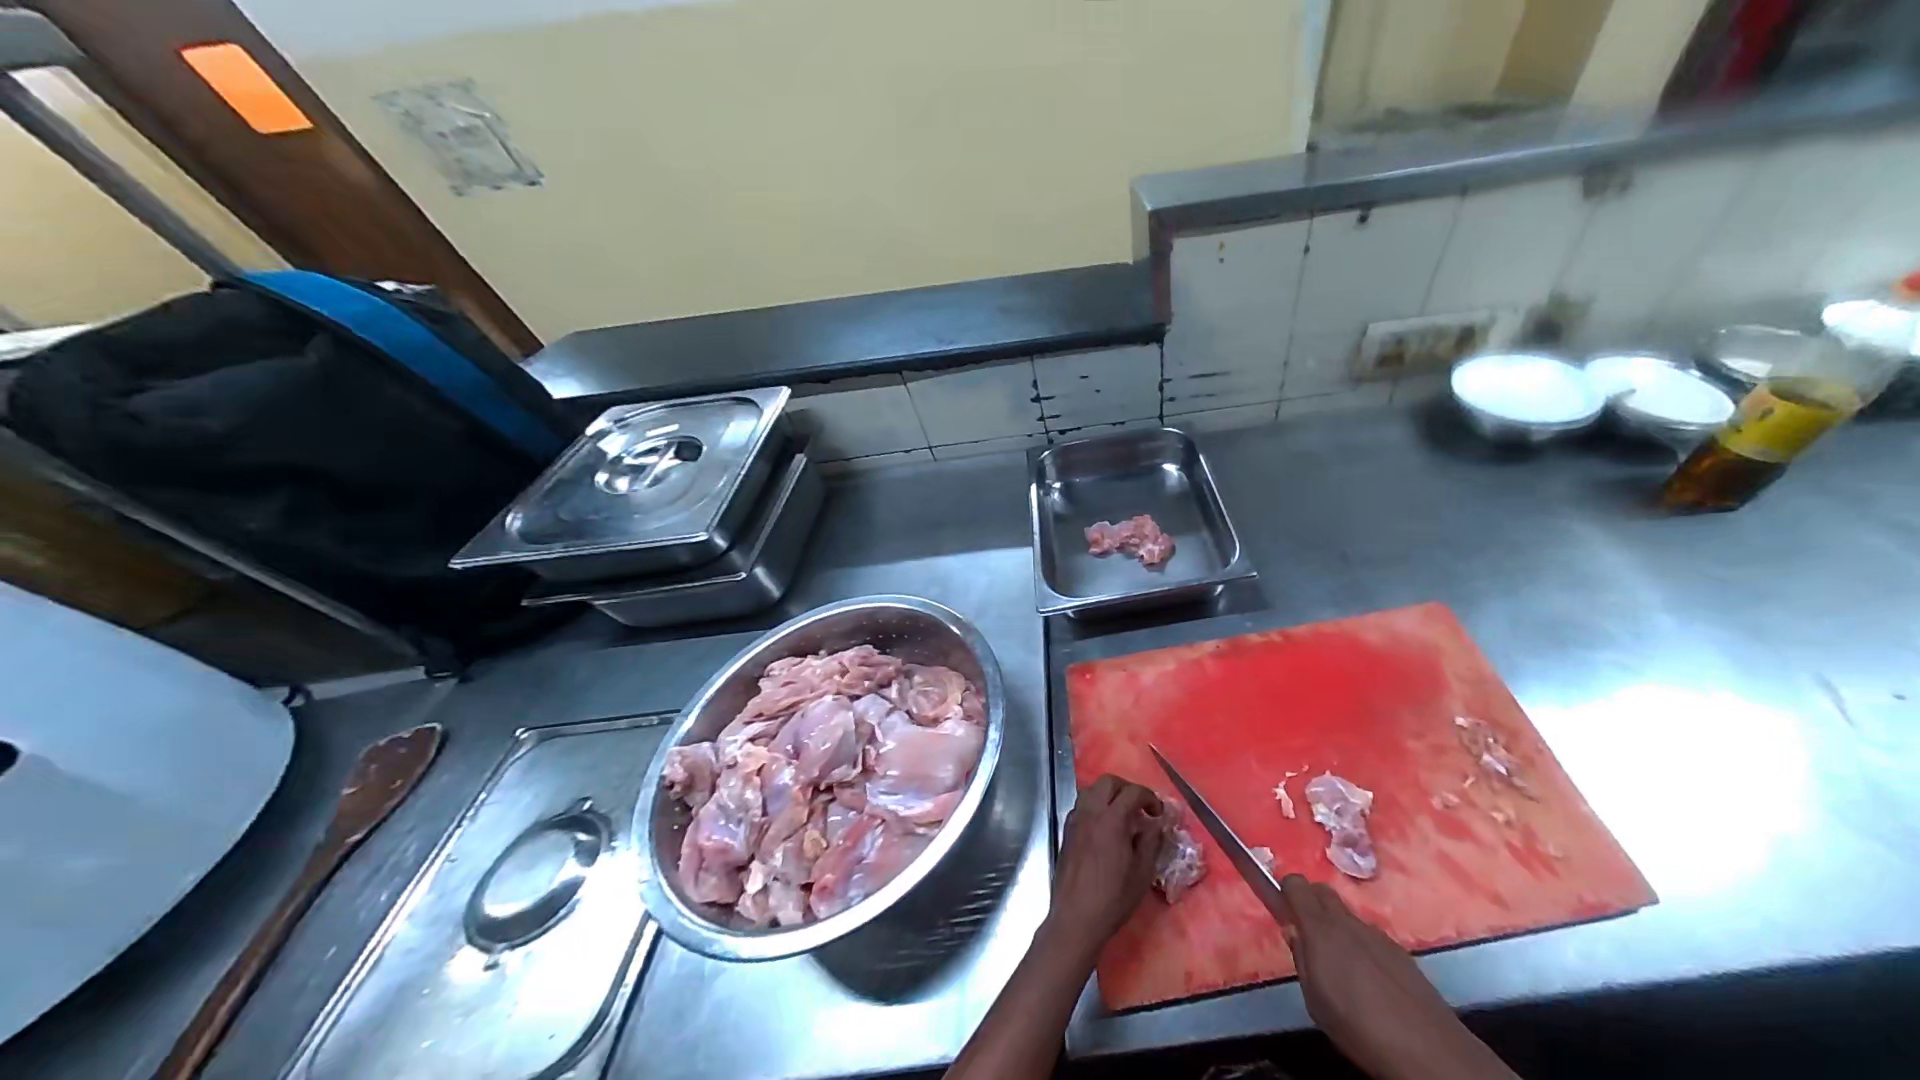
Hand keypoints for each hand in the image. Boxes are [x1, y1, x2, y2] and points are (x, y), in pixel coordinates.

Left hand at [1045, 775, 1165, 959]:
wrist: (1076, 916)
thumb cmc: (1113, 898)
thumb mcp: (1143, 872)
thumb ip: (1151, 842)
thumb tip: (1156, 824)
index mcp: (1111, 820)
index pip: (1132, 792)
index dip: (1149, 797)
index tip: (1158, 813)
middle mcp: (1090, 813)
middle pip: (1108, 782)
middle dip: (1127, 788)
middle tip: (1141, 807)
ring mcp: (1075, 820)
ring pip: (1091, 790)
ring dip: (1109, 794)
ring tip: (1123, 815)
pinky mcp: (1067, 831)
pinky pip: (1081, 805)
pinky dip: (1095, 806)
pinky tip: (1105, 827)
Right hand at [1275, 875, 1519, 1079]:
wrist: (1428, 1051)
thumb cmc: (1357, 1024)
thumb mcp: (1314, 998)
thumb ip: (1300, 957)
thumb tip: (1293, 931)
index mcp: (1321, 928)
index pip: (1297, 884)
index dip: (1287, 890)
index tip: (1283, 908)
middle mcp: (1349, 922)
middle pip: (1323, 892)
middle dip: (1310, 903)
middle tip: (1305, 932)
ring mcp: (1379, 936)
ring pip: (1348, 916)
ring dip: (1337, 928)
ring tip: (1339, 964)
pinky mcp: (1402, 954)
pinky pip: (1370, 937)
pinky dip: (1361, 947)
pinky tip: (1368, 980)